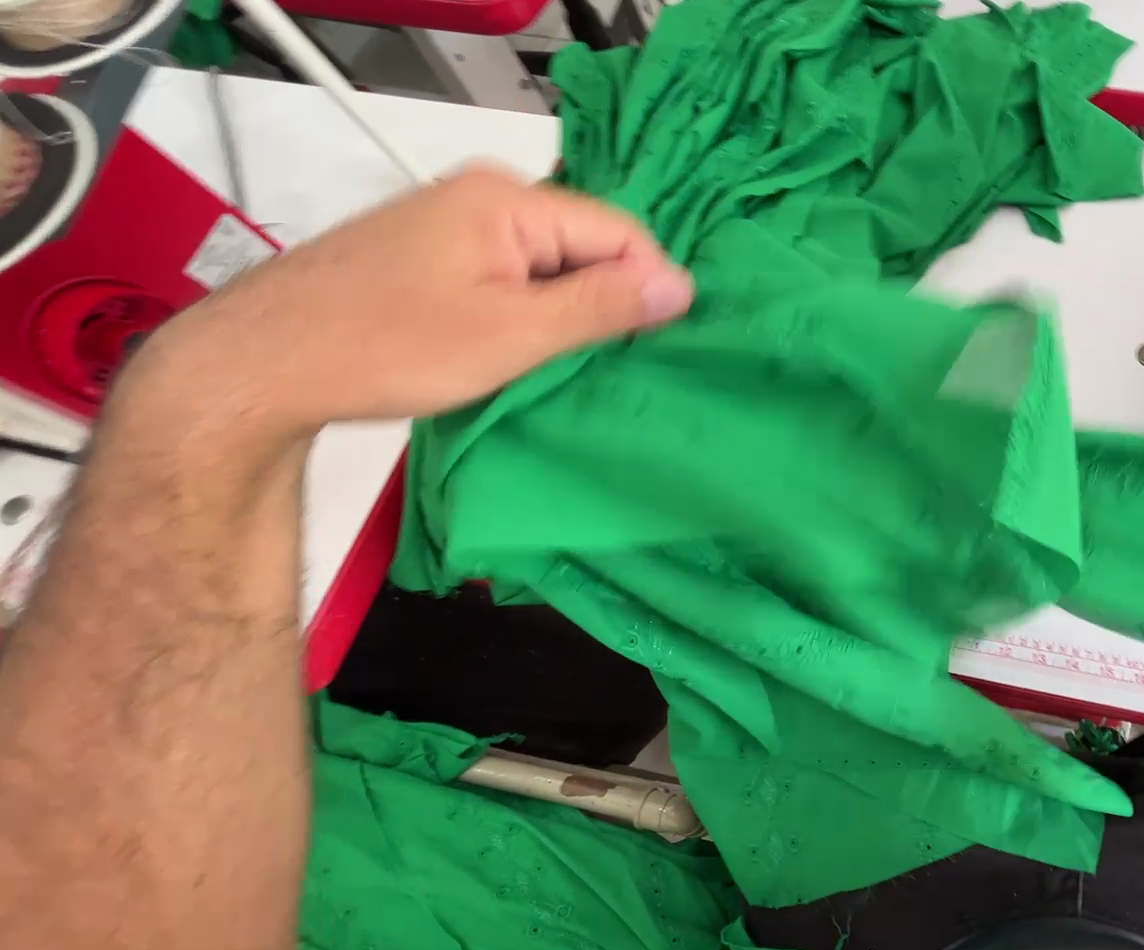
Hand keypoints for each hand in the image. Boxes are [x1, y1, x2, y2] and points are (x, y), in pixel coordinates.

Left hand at [126, 166, 692, 441]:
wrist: (266, 365)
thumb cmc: (392, 347)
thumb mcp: (515, 332)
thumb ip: (602, 305)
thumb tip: (683, 286)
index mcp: (509, 201)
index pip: (621, 233)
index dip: (650, 288)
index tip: (659, 348)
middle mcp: (487, 197)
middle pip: (589, 247)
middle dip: (612, 303)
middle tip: (616, 364)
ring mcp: (460, 224)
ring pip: (556, 267)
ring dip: (576, 315)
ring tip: (575, 364)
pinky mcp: (442, 255)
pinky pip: (520, 278)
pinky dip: (539, 315)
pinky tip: (534, 352)